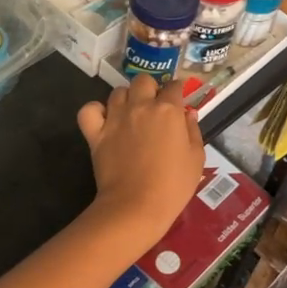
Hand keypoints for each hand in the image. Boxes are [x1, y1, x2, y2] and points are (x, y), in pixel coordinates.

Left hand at [76, 75, 205, 247]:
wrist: (136, 206)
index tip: (178, 101)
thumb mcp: (196, 158)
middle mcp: (141, 106)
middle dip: (150, 88)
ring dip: (126, 99)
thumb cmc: (173, 185)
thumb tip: (188, 114)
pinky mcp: (96, 134)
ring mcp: (115, 118)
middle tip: (154, 106)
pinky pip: (89, 110)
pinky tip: (104, 119)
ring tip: (131, 113)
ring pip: (118, 92)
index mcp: (168, 110)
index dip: (177, 91)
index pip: (174, 87)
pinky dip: (95, 110)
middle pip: (143, 81)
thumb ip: (193, 131)